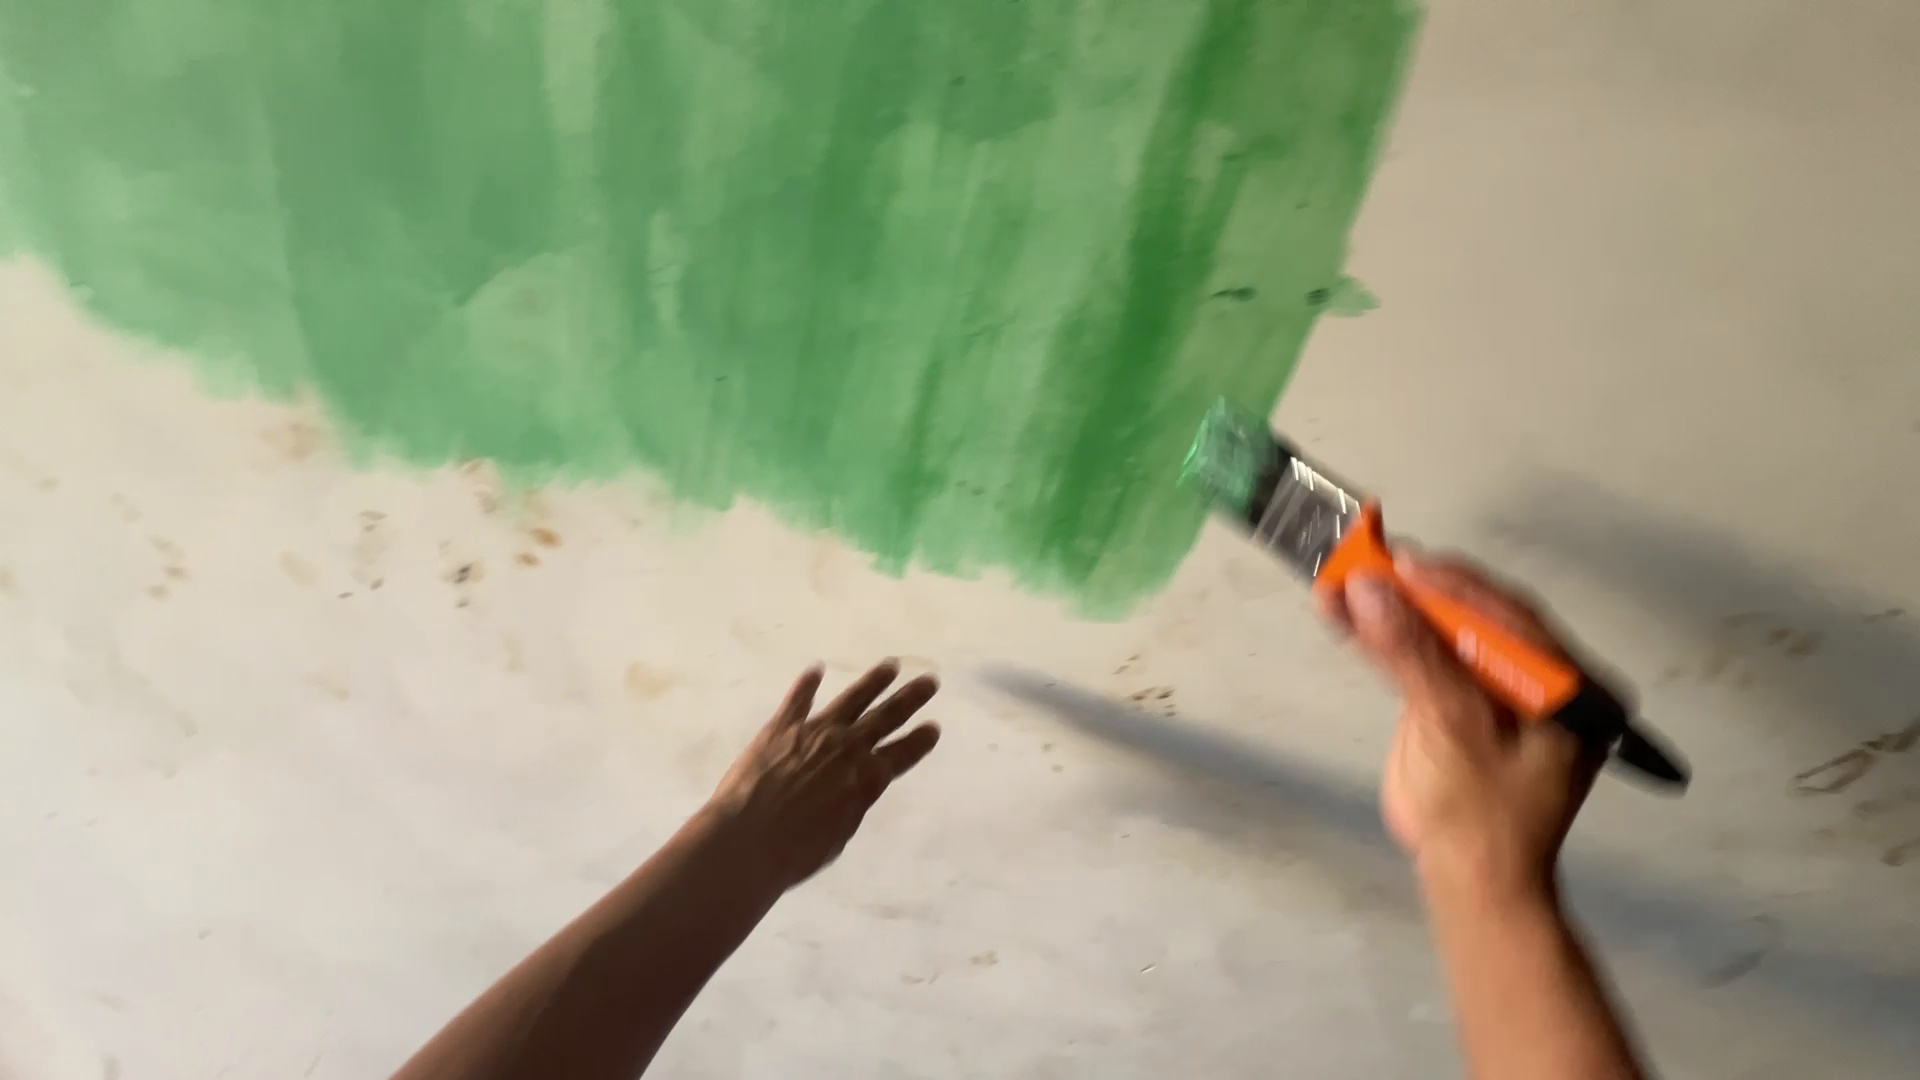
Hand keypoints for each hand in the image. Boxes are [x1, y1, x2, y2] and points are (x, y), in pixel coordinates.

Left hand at [706, 660, 940, 889]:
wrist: (746, 840)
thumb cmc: (795, 852)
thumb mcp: (839, 835)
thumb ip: (852, 805)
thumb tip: (857, 789)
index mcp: (866, 778)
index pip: (902, 754)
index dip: (920, 741)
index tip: (934, 726)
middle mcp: (846, 747)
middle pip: (886, 717)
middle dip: (910, 698)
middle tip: (929, 680)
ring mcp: (814, 732)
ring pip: (851, 699)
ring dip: (873, 681)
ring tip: (890, 666)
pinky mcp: (781, 727)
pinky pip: (798, 700)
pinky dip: (807, 684)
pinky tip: (816, 669)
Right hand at [1326, 554, 1601, 903]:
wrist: (1465, 873)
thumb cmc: (1480, 807)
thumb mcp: (1452, 723)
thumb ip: (1412, 652)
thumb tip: (1367, 587)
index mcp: (1566, 684)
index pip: (1508, 615)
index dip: (1451, 584)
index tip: (1400, 561)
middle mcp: (1530, 677)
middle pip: (1464, 617)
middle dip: (1409, 592)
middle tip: (1363, 561)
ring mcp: (1483, 688)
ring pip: (1430, 634)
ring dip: (1380, 610)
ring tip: (1335, 582)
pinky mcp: (1443, 700)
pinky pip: (1407, 658)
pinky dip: (1372, 637)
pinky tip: (1339, 613)